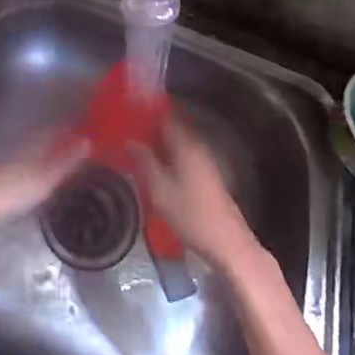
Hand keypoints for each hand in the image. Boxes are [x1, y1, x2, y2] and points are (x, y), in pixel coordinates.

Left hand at [0, 135, 88, 232]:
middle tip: (85, 147)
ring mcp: (14, 159)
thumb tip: (88, 140)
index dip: (74, 128)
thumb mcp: (45, 179)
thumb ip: (66, 161)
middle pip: (49, 137)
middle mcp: (25, 145)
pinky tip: (46, 175)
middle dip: (65, 139)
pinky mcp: (6, 173)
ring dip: (54, 151)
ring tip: (70, 161)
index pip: (59, 128)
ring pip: (39, 149)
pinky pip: (31, 161)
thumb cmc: (12, 191)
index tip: (91, 130)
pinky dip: (43, 163)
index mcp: (36, 142)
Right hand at [130, 117, 261, 270]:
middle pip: (173, 127)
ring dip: (160, 142)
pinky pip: (184, 154)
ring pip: (179, 142)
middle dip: (152, 127)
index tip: (130, 112)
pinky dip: (169, 154)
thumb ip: (144, 162)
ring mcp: (206, 160)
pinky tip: (156, 166)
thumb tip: (130, 142)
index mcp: (186, 145)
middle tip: (128, 131)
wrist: (226, 242)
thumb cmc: (191, 216)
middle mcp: (198, 147)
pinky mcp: (208, 174)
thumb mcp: (160, 190)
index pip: (167, 115)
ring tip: (137, 148)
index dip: (148, 111)